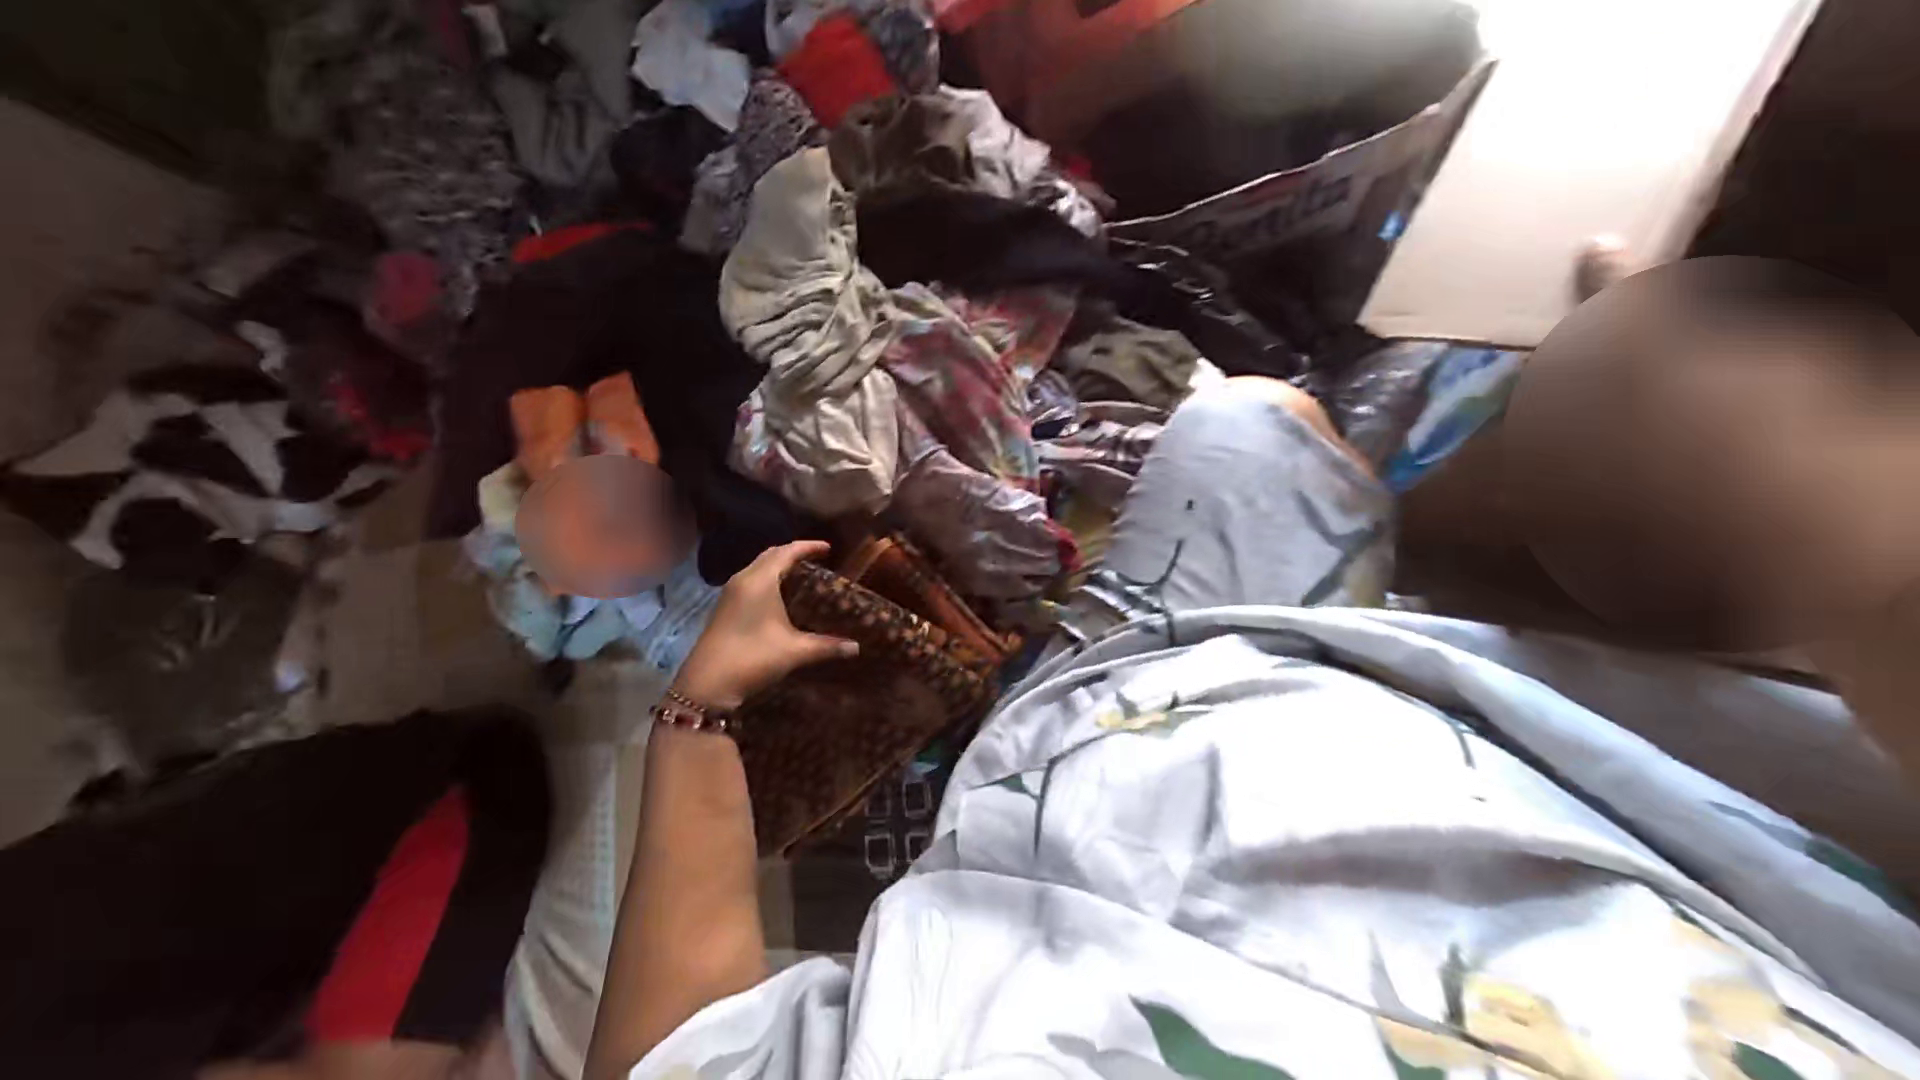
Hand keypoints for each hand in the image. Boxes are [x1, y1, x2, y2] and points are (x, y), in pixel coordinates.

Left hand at [669, 541, 856, 710]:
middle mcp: (743, 580)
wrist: (707, 684)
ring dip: (778, 567)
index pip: (787, 551)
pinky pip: (750, 581)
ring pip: (758, 568)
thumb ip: (827, 645)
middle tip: (816, 561)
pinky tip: (780, 598)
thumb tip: (856, 648)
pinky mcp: (725, 607)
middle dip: (793, 554)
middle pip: (770, 555)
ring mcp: (731, 594)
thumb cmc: (753, 658)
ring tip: (802, 577)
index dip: (808, 547)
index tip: (828, 548)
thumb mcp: (795, 651)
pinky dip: (767, 580)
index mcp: (760, 580)